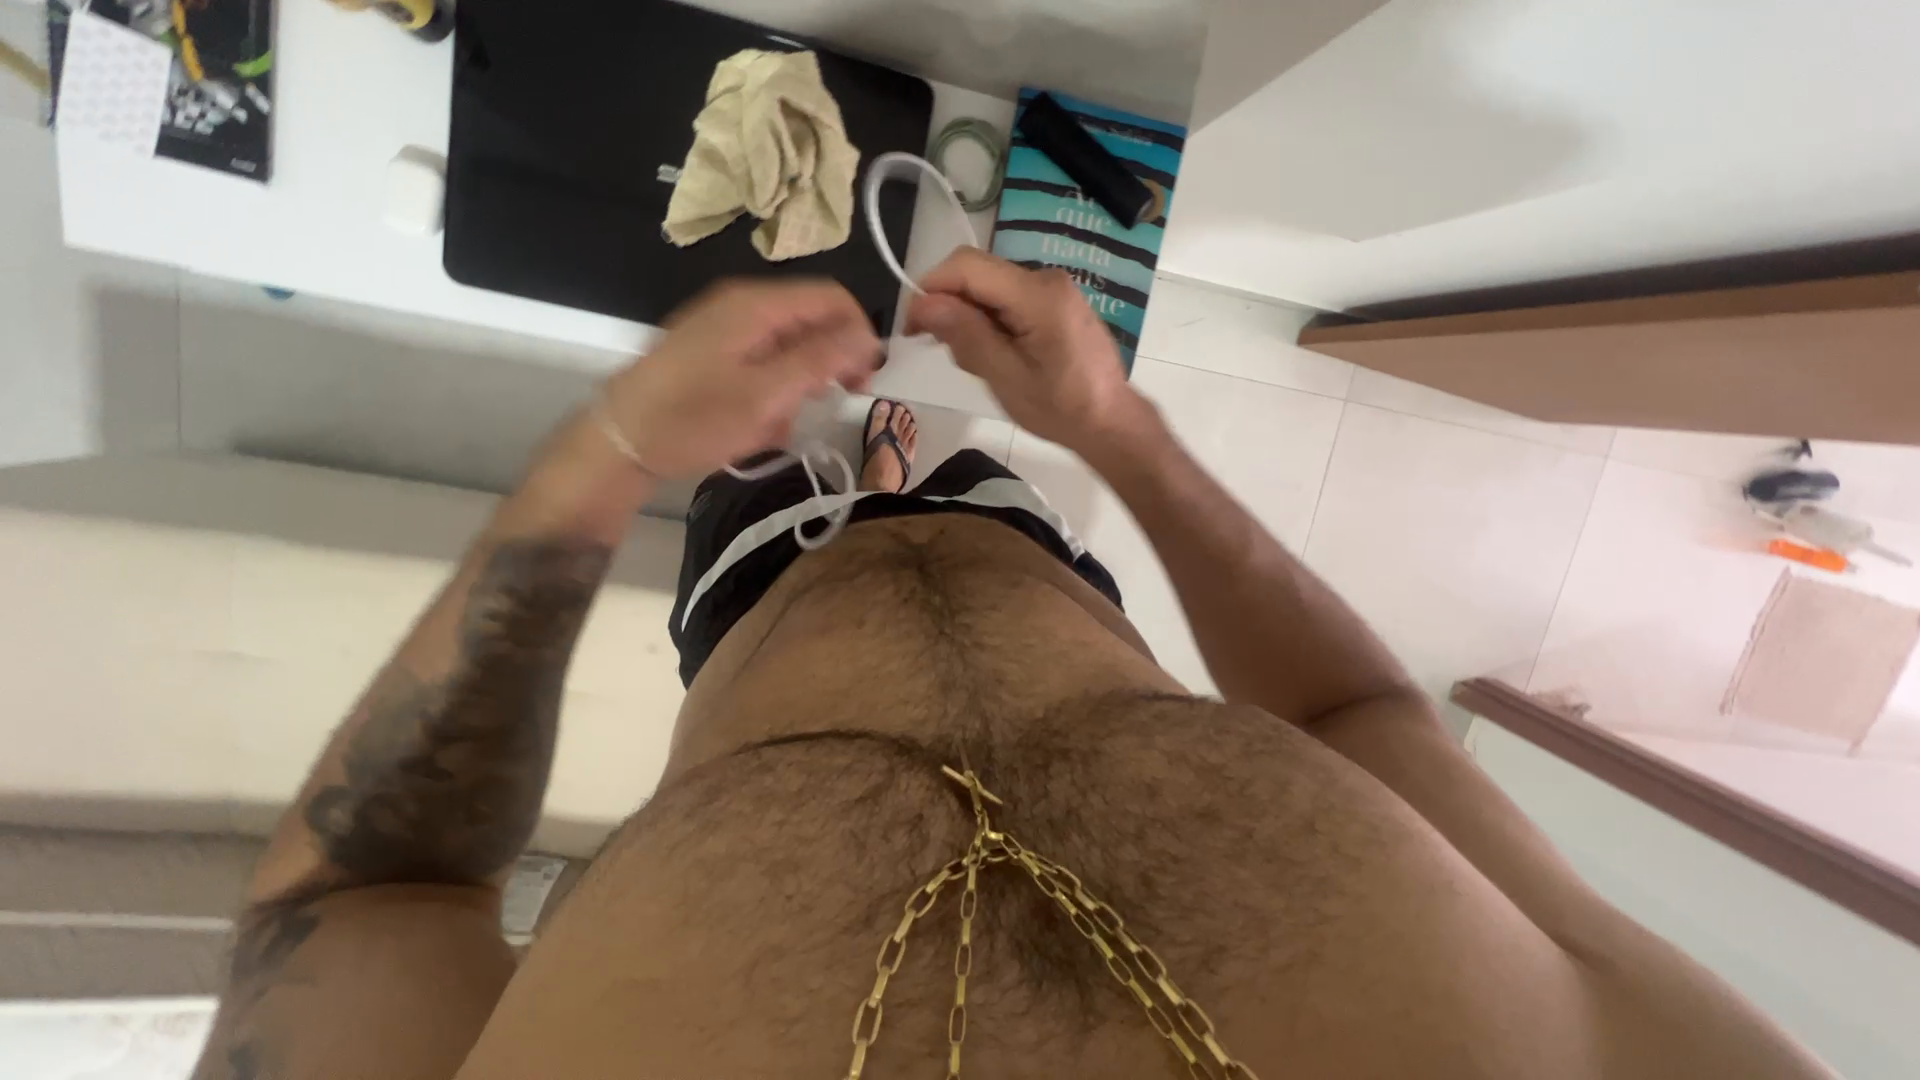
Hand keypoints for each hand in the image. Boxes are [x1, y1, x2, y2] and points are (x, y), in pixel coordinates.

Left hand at [600, 279, 880, 478]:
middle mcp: (740, 305)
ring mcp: (722, 327)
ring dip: (799, 383)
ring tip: (786, 422)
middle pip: (810, 318)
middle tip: (837, 402)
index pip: (832, 297)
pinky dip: (772, 389)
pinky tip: (761, 424)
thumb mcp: (765, 395)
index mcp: (756, 305)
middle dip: (830, 361)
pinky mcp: (710, 351)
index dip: (859, 333)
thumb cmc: (693, 420)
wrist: (619, 443)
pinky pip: (760, 361)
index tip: (867, 378)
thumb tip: (868, 336)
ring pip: (787, 345)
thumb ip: (820, 360)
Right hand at [906, 249, 1146, 454]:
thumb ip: (966, 336)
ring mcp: (1052, 287)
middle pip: (976, 272)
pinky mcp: (1053, 300)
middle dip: (949, 305)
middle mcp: (1045, 279)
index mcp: (1038, 296)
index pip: (967, 266)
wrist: (1110, 421)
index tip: (913, 327)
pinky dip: (988, 320)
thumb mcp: (1006, 378)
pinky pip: (1006, 297)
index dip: (931, 288)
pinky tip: (995, 354)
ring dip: (968, 317)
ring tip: (977, 362)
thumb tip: (923, 303)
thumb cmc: (1061, 408)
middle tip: (942, 350)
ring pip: (988, 286)